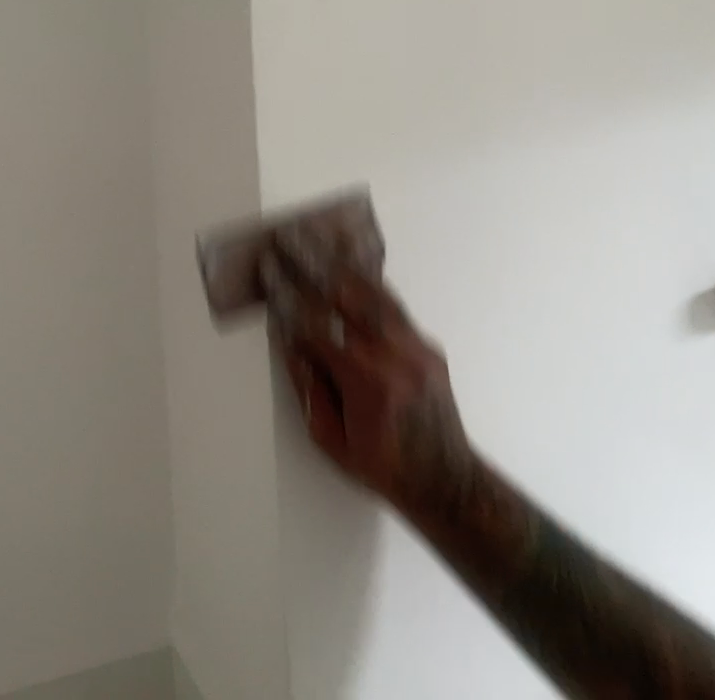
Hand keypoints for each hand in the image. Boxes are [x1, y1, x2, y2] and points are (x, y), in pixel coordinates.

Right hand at [261, 234, 475, 519]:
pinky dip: (370, 283)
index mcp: (366, 380)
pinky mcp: (428, 346)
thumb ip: (309, 386)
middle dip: (315, 262)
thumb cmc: (380, 465)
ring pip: (375, 293)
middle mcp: (395, 355)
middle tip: (290, 236)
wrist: (445, 479)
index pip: (317, 324)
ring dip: (343, 263)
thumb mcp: (329, 437)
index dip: (289, 294)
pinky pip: (394, 307)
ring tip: (319, 236)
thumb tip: (290, 340)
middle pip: (349, 294)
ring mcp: (417, 347)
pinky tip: (353, 265)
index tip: (269, 269)